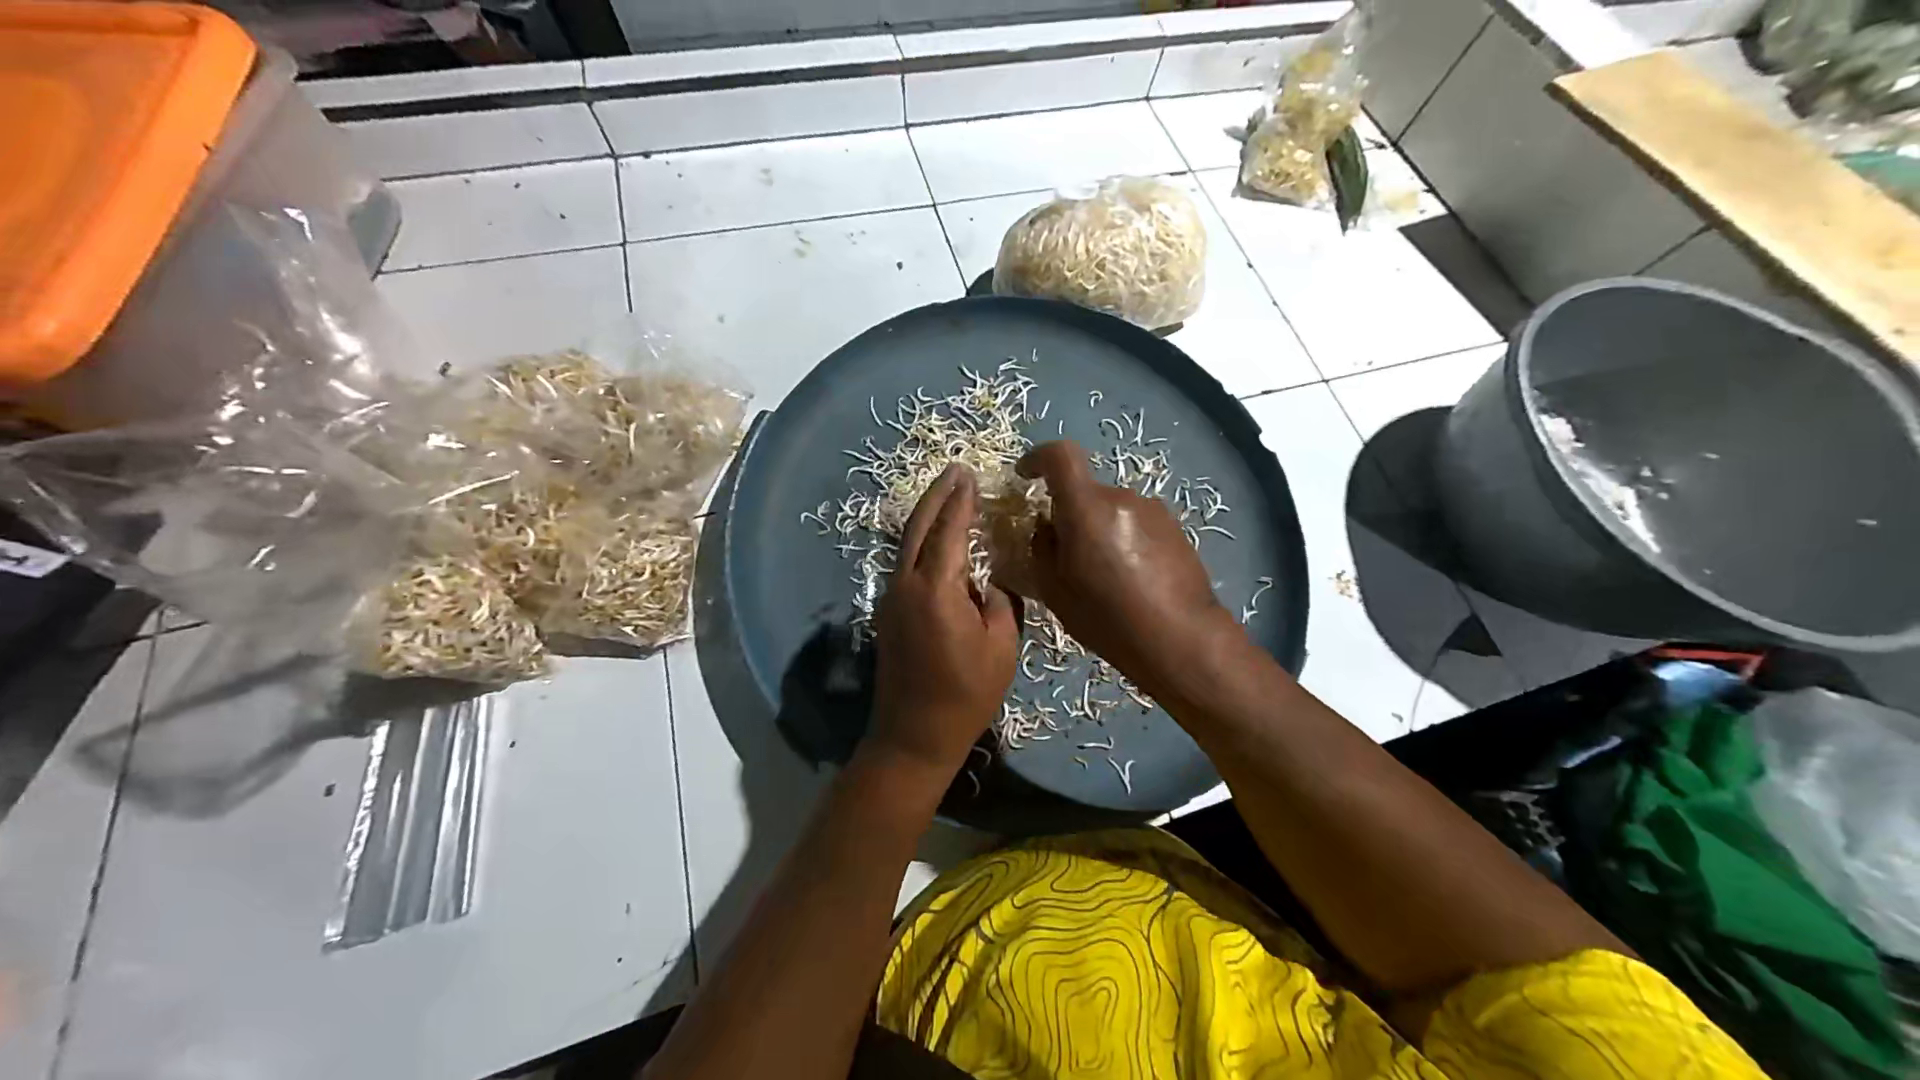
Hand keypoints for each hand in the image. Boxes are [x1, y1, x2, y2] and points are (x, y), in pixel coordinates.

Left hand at [868, 465, 1019, 774]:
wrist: (914, 734)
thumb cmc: (966, 694)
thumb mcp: (1001, 647)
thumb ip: (999, 603)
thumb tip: (989, 583)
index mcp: (936, 590)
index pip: (949, 531)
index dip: (961, 501)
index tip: (970, 475)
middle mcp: (906, 585)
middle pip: (918, 527)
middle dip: (937, 496)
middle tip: (954, 470)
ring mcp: (892, 598)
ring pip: (907, 544)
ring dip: (926, 516)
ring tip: (948, 496)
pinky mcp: (889, 613)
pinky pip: (905, 564)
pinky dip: (921, 542)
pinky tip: (937, 540)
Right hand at [1013, 441, 1237, 703]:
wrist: (1181, 638)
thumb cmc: (1108, 618)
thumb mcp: (1055, 590)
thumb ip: (1042, 547)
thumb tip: (1046, 526)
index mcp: (1087, 508)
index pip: (1060, 456)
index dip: (1038, 458)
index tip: (1025, 476)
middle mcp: (1121, 498)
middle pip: (1084, 490)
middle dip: (1068, 512)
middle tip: (1063, 552)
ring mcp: (1152, 510)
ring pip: (1109, 508)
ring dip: (1097, 528)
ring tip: (1100, 572)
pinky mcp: (1173, 527)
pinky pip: (1133, 522)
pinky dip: (1121, 539)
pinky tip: (1128, 577)